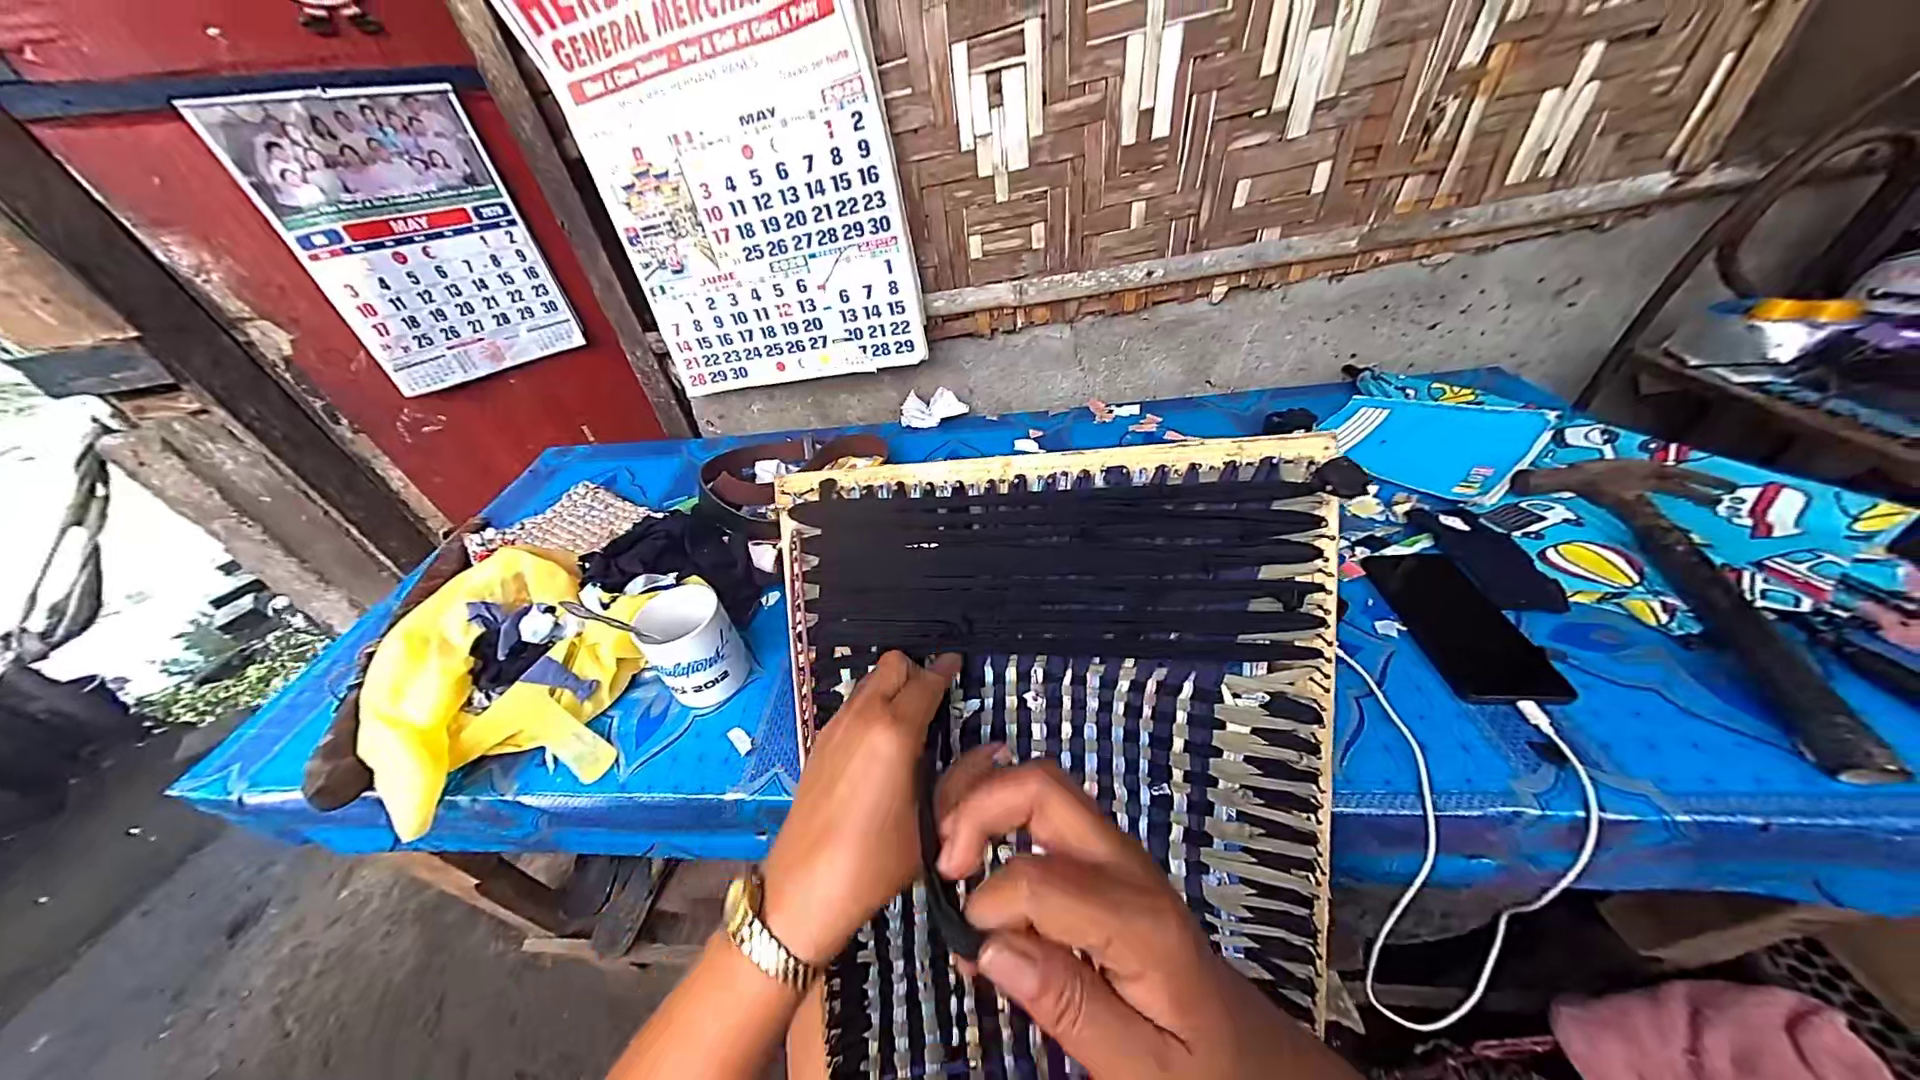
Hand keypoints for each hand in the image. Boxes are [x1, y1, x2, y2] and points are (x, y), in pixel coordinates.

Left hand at [759, 650, 960, 964]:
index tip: (957, 666)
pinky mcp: (819, 743)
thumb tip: (994, 750)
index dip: (945, 670)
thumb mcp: (931, 825)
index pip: (926, 681)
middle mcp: (861, 718)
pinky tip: (882, 743)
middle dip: (917, 671)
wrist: (801, 890)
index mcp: (893, 731)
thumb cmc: (872, 862)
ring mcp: (835, 728)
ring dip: (892, 686)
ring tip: (912, 721)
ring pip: (869, 680)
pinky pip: (852, 703)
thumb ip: (964, 780)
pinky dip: (872, 704)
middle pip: (892, 665)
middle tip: (936, 697)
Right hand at [937, 755, 1357, 1079]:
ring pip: (1042, 783)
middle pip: (1042, 788)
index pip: (1040, 879)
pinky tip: (976, 841)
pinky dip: (999, 808)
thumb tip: (988, 946)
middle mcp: (1125, 863)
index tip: (974, 951)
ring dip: (985, 797)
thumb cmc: (1201, 1063)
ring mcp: (1116, 851)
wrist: (1250, 1046)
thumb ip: (1067, 1006)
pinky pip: (1046, 806)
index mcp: (1138, 919)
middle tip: (945, 863)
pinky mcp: (1104, 855)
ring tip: (950, 845)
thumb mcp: (1143, 1070)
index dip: (989, 906)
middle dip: (978, 807)